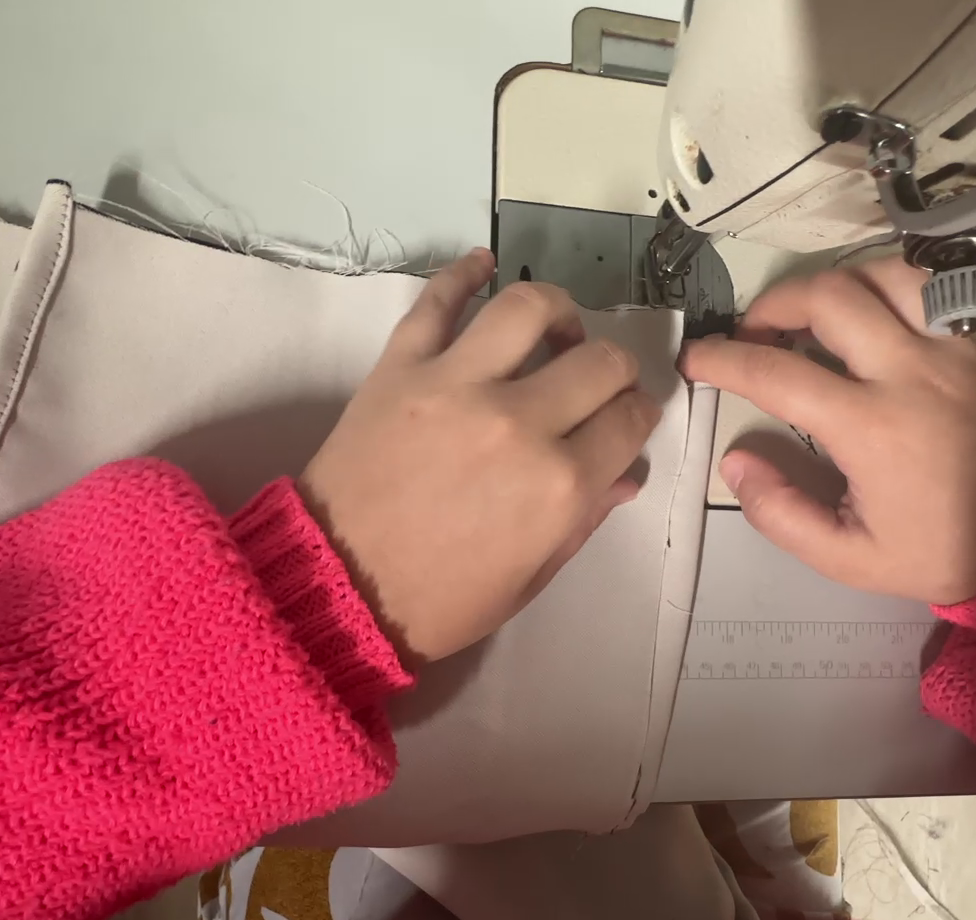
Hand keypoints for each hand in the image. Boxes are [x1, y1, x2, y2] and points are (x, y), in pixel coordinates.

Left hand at [301, 249, 661, 662]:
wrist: (335, 588)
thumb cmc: (440, 601)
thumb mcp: (528, 578)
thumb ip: (583, 521)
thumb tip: (624, 473)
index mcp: (559, 487)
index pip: (630, 421)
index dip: (640, 416)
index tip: (628, 419)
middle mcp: (519, 423)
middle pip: (600, 360)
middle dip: (617, 371)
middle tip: (600, 384)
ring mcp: (455, 385)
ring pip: (530, 306)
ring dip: (559, 312)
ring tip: (556, 332)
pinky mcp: (400, 367)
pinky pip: (438, 299)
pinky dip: (465, 272)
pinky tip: (485, 264)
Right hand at [680, 257, 975, 605]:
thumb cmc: (944, 552)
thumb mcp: (849, 558)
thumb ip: (782, 514)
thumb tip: (737, 461)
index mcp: (871, 428)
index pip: (777, 374)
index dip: (723, 360)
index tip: (694, 358)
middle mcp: (910, 372)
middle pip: (828, 297)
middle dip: (771, 305)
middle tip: (750, 334)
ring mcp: (951, 350)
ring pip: (881, 274)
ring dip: (830, 283)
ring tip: (806, 316)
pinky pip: (925, 287)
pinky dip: (879, 285)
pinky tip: (864, 315)